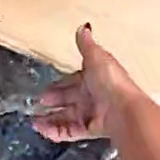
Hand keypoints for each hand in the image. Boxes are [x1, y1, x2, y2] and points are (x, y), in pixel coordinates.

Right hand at [33, 24, 143, 142]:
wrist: (124, 110)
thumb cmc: (112, 82)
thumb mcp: (96, 57)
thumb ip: (86, 45)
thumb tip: (84, 28)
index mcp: (94, 78)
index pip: (73, 80)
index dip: (60, 83)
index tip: (47, 87)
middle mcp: (93, 96)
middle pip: (68, 99)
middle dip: (53, 100)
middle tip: (38, 102)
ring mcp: (92, 113)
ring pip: (67, 117)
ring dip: (51, 118)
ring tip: (35, 121)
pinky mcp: (91, 129)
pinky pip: (70, 130)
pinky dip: (55, 131)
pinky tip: (43, 129)